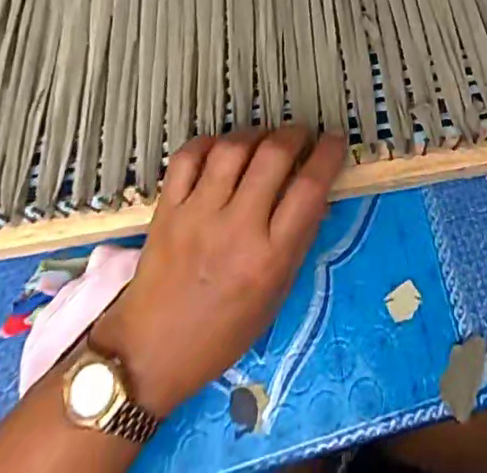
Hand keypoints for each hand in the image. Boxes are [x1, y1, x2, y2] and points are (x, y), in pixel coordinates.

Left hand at [89, 127, 344, 414]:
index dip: (328, 153)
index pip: (310, 187)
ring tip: (263, 140)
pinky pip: (189, 156)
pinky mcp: (166, 208)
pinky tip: (222, 149)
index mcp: (270, 257)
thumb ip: (298, 238)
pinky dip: (210, 143)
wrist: (152, 351)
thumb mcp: (276, 292)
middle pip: (273, 156)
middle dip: (295, 134)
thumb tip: (317, 191)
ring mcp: (197, 214)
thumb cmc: (225, 331)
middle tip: (301, 136)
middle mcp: (236, 228)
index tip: (335, 140)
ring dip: (256, 134)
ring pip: (232, 148)